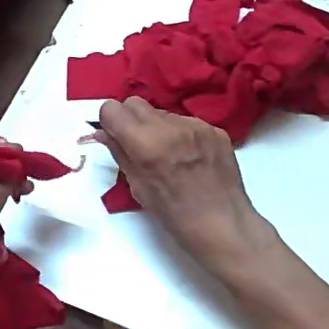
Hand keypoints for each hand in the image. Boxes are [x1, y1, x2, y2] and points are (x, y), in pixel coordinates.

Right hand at [94, 98, 277, 269]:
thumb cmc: (176, 216)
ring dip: (158, 127)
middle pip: (136, 103)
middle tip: (137, 144)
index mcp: (147, 144)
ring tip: (168, 155)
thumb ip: (120, 154)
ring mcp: (197, 125)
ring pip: (163, 112)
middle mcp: (172, 127)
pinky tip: (189, 157)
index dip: (110, 123)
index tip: (115, 136)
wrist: (224, 226)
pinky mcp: (216, 129)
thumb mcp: (139, 188)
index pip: (112, 108)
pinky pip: (187, 121)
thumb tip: (103, 133)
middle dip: (130, 120)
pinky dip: (181, 134)